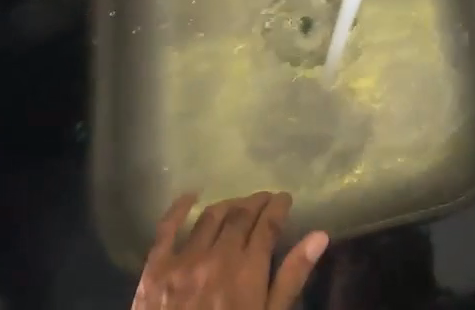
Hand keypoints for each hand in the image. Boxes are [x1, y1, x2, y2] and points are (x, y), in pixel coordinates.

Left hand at [131, 192, 327, 309]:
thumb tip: (320, 236)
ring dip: (228, 205)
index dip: (279, 206)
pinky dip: (179, 209)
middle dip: (256, 202)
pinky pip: (166, 229)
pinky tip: (191, 197)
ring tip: (237, 206)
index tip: (285, 199)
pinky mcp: (154, 271)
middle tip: (265, 200)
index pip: (268, 224)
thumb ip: (291, 278)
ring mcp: (183, 262)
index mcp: (247, 272)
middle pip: (241, 215)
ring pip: (210, 216)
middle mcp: (217, 258)